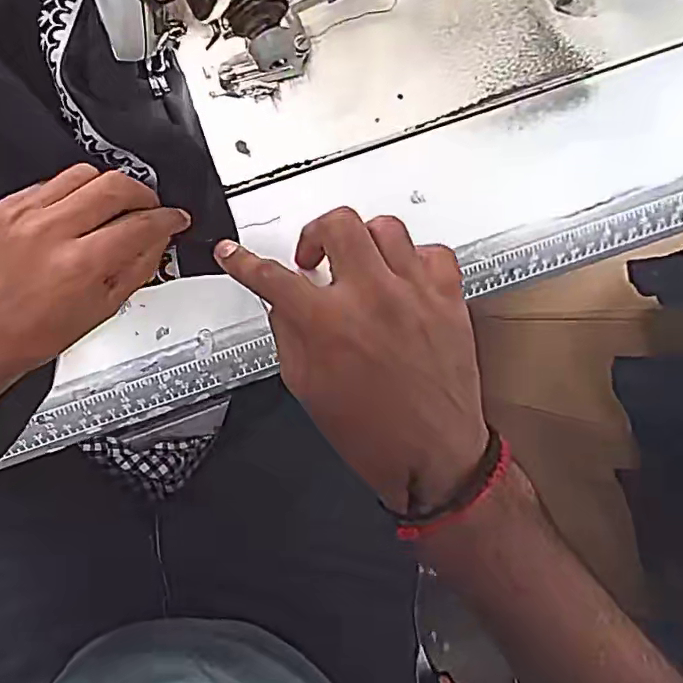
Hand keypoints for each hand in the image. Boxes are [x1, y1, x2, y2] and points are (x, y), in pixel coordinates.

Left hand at [0, 164, 189, 412]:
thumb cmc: (31, 335)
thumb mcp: (101, 310)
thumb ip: (138, 268)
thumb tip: (159, 240)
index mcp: (79, 265)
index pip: (141, 224)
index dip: (168, 219)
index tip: (173, 219)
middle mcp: (49, 233)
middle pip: (116, 184)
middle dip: (144, 194)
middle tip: (149, 208)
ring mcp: (23, 216)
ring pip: (84, 173)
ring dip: (108, 187)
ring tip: (112, 208)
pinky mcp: (4, 208)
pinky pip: (50, 183)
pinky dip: (71, 194)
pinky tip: (74, 214)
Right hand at [214, 208, 486, 512]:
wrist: (433, 457)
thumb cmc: (373, 433)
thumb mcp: (305, 385)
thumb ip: (287, 334)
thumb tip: (280, 304)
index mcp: (327, 324)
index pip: (271, 276)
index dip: (243, 261)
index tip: (234, 254)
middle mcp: (371, 299)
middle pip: (336, 225)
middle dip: (313, 233)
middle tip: (310, 256)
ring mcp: (414, 295)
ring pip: (384, 227)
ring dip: (360, 240)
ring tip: (355, 263)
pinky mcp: (448, 300)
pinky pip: (432, 251)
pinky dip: (411, 257)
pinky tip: (399, 274)